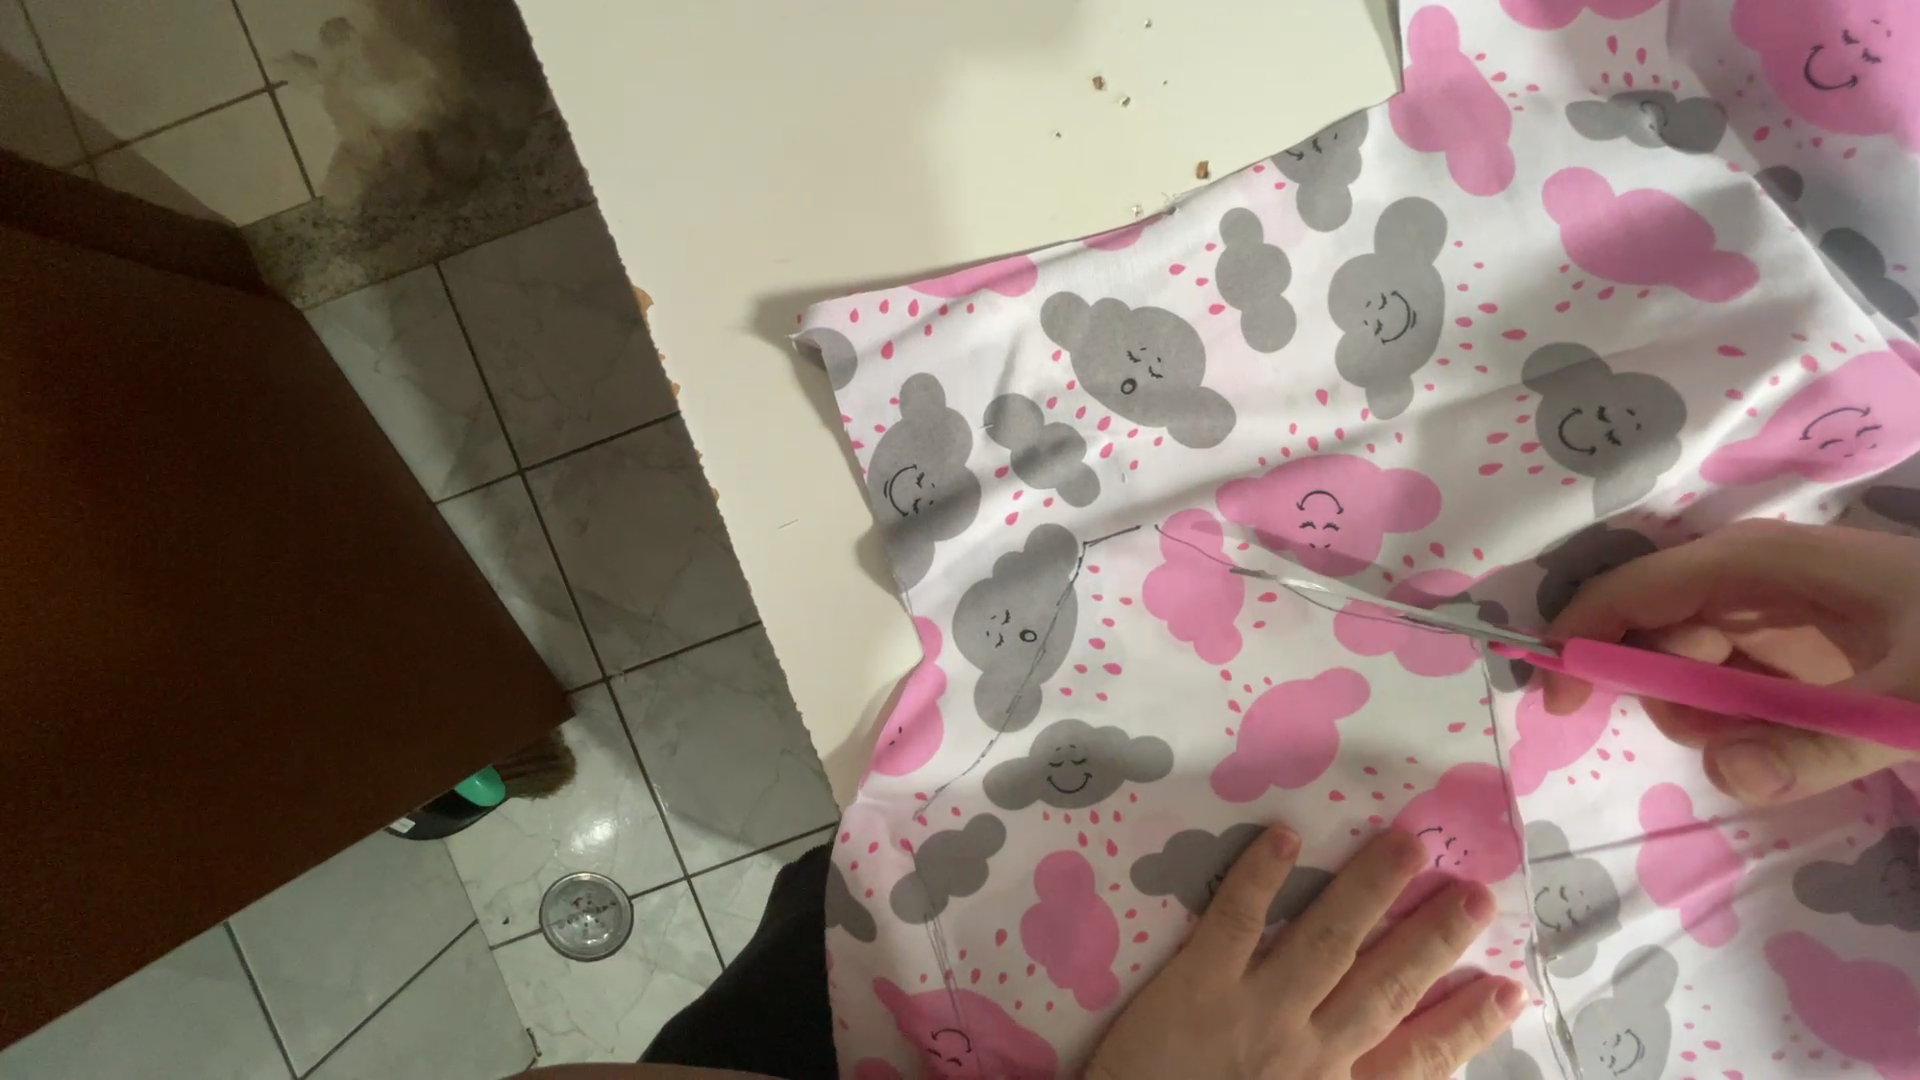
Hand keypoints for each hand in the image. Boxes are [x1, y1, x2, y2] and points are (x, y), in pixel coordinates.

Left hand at [1085, 826, 1524, 1079]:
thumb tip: (1386, 1061)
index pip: (1421, 1057)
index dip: (1468, 1022)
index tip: (1510, 986)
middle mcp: (1313, 1053)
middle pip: (1386, 985)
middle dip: (1436, 939)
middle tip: (1477, 892)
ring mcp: (1259, 1011)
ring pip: (1328, 940)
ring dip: (1371, 891)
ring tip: (1408, 845)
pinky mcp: (1200, 981)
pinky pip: (1238, 919)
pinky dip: (1263, 876)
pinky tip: (1288, 836)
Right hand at [1545, 518, 1919, 804]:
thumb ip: (1825, 744)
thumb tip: (1729, 779)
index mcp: (1751, 563)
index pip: (1625, 592)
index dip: (1578, 641)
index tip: (1558, 704)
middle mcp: (1744, 577)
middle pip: (1647, 629)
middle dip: (1662, 690)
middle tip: (1718, 740)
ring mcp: (1770, 609)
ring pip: (1682, 658)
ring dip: (1704, 711)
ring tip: (1770, 745)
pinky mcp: (1795, 641)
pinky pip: (1725, 674)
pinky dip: (1735, 713)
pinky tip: (1786, 735)